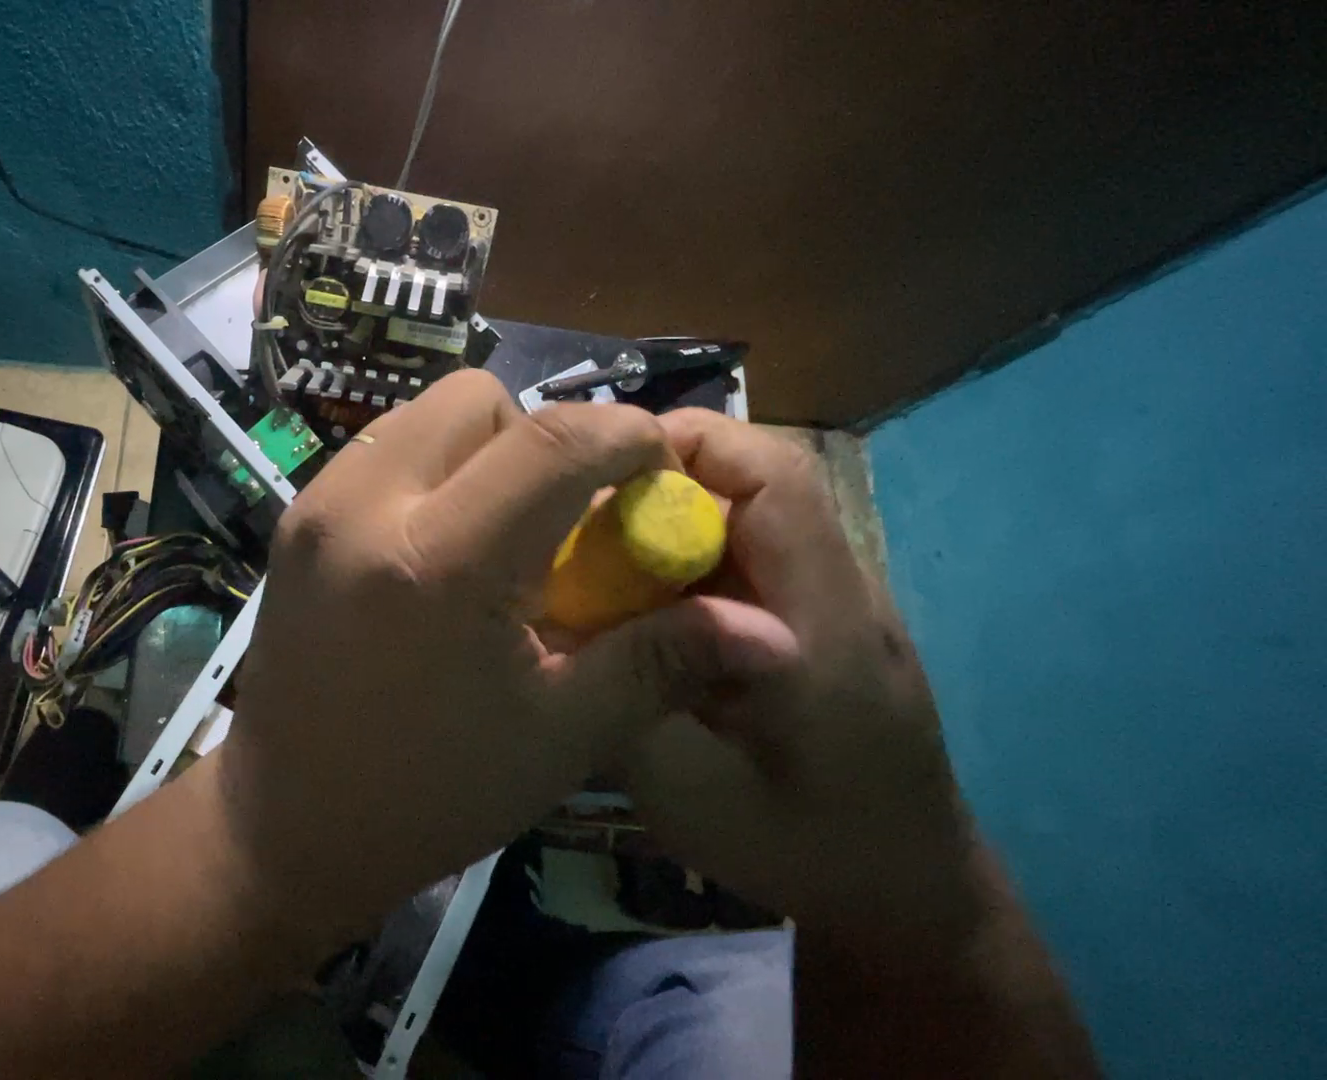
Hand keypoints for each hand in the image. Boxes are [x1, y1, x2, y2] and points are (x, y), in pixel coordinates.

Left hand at [216, 370, 685, 933]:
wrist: (288, 821)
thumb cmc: (431, 793)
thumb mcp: (561, 735)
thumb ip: (662, 659)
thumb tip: (771, 630)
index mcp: (439, 563)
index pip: (556, 440)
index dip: (628, 438)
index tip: (657, 475)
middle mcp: (366, 507)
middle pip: (479, 400)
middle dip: (539, 440)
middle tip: (557, 519)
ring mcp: (316, 506)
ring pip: (422, 413)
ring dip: (481, 448)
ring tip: (497, 532)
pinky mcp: (293, 518)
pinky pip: (380, 449)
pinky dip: (428, 469)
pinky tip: (437, 546)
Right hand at [607, 408, 985, 951]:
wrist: (905, 894)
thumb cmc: (801, 848)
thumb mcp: (688, 792)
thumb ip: (626, 694)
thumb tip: (556, 619)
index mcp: (818, 621)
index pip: (773, 476)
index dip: (686, 446)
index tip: (597, 473)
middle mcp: (837, 590)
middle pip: (755, 483)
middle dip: (658, 486)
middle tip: (577, 531)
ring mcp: (834, 604)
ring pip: (747, 518)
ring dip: (669, 524)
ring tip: (599, 570)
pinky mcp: (818, 623)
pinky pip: (747, 560)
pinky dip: (687, 562)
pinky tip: (645, 612)